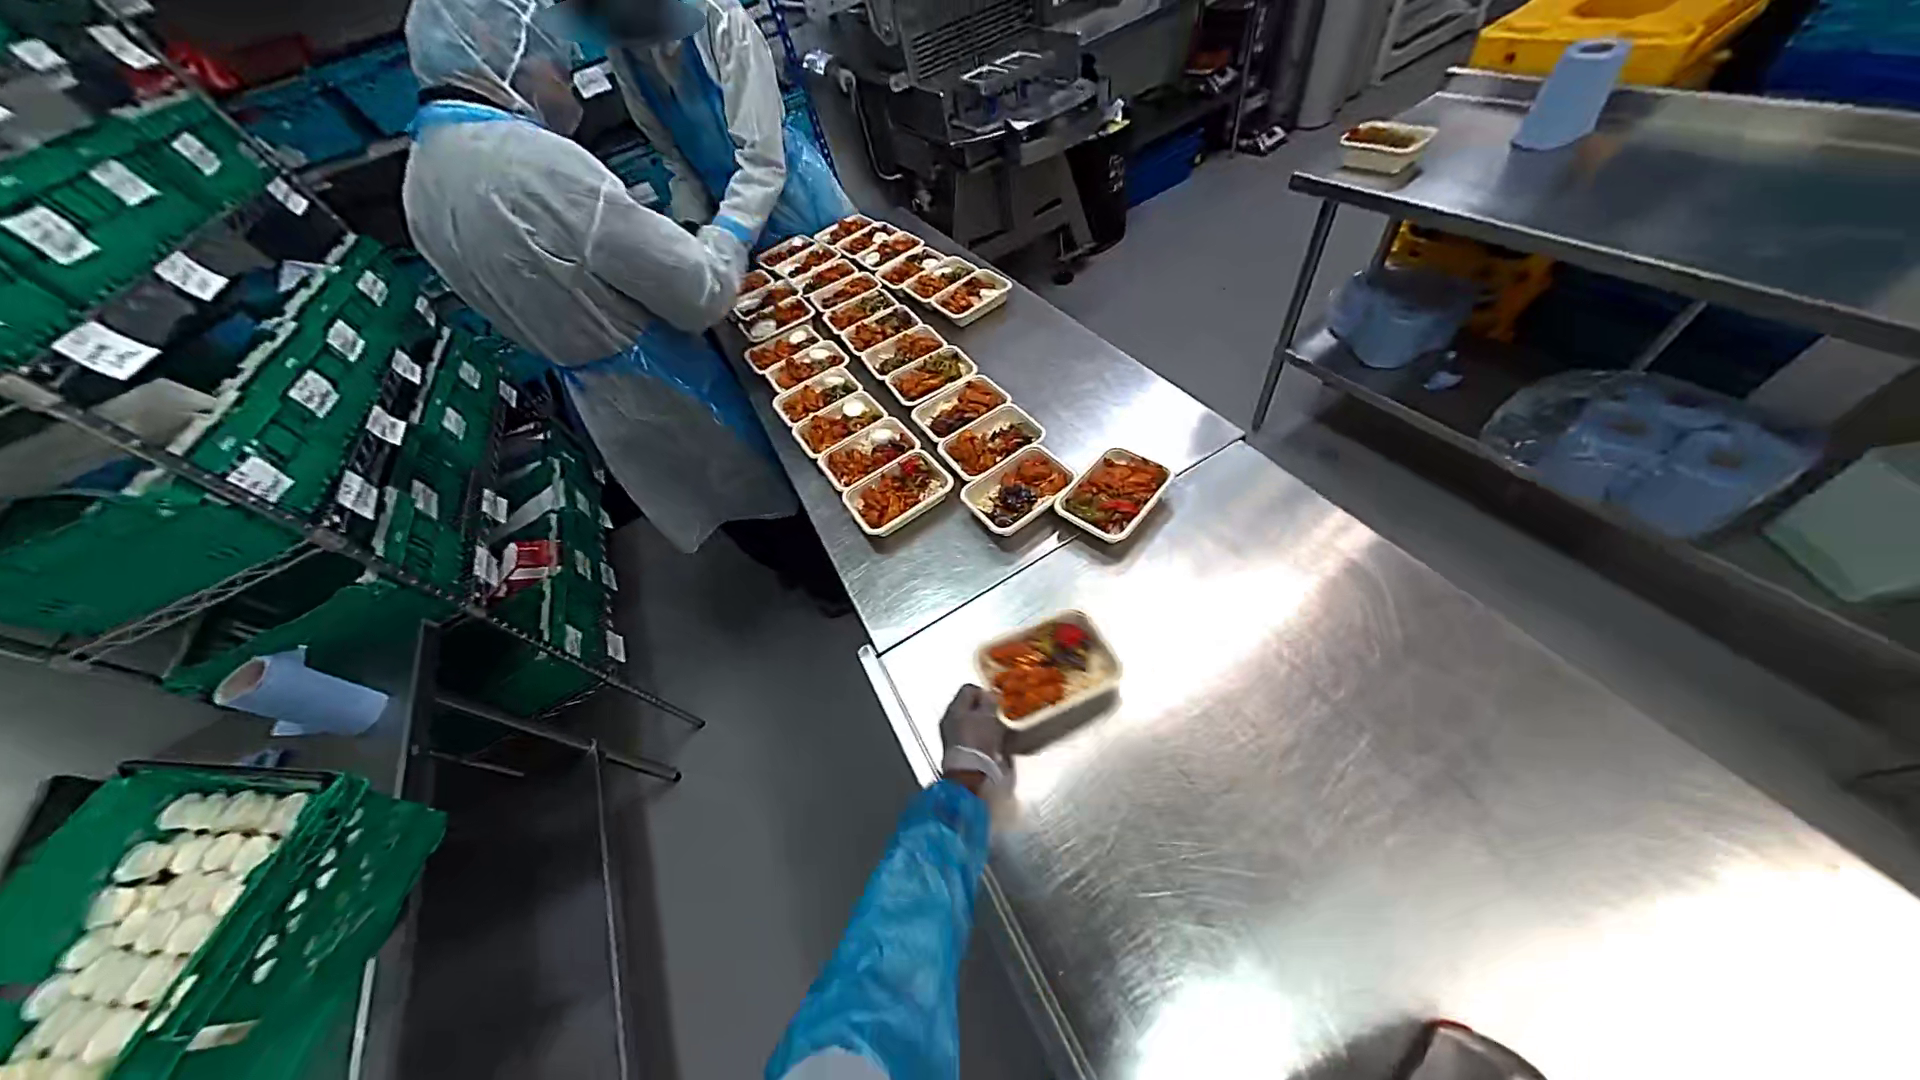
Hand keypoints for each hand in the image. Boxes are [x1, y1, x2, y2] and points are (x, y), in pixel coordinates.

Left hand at [938, 684, 1004, 790]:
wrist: (967, 772)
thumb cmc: (979, 740)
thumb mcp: (988, 715)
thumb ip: (989, 701)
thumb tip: (989, 694)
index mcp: (955, 707)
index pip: (968, 689)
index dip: (983, 693)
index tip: (995, 702)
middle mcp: (948, 717)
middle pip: (966, 705)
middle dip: (982, 708)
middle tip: (996, 715)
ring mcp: (948, 733)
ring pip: (966, 719)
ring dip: (979, 721)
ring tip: (993, 729)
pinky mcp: (952, 747)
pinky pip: (965, 732)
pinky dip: (976, 733)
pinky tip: (986, 742)